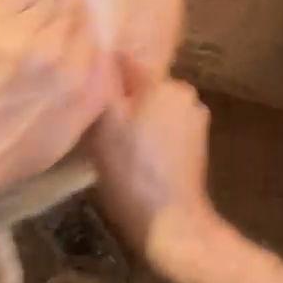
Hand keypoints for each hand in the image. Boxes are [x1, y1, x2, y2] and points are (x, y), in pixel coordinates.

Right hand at [85, 58, 215, 261]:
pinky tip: (136, 160)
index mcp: (164, 82)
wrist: (171, 225)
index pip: (125, 63)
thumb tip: (99, 56)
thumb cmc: (132, 171)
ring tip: (115, 147)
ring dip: (135, 121)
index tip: (85, 92)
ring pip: (152, 109)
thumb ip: (104, 84)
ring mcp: (195, 120)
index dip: (103, 76)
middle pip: (140, 88)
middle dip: (121, 102)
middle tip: (98, 128)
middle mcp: (185, 93)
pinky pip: (164, 130)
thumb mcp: (106, 123)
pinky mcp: (197, 146)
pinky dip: (151, 139)